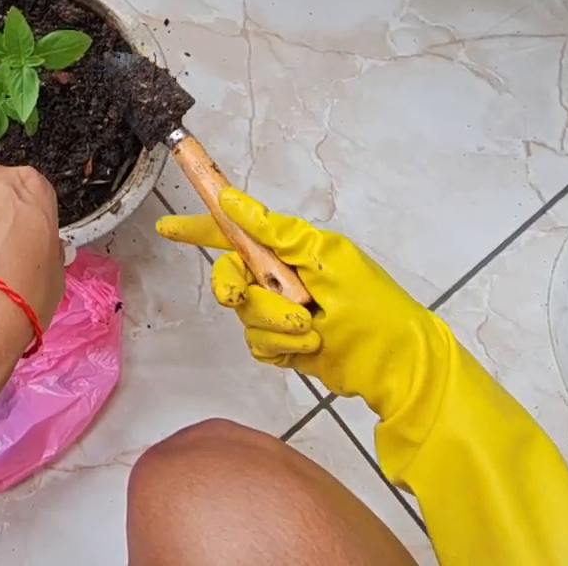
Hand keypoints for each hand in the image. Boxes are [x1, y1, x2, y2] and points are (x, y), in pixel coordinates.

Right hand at [156, 189, 440, 420]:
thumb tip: (231, 199)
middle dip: (235, 286)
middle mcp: (278, 276)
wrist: (399, 367)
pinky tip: (309, 345)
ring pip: (244, 312)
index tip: (167, 226)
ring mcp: (278, 310)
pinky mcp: (281, 344)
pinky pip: (257, 342)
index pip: (234, 231)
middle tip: (240, 295)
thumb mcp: (326, 257)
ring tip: (310, 327)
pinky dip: (281, 344)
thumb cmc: (373, 305)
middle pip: (229, 275)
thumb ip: (275, 231)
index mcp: (287, 249)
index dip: (198, 228)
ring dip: (274, 320)